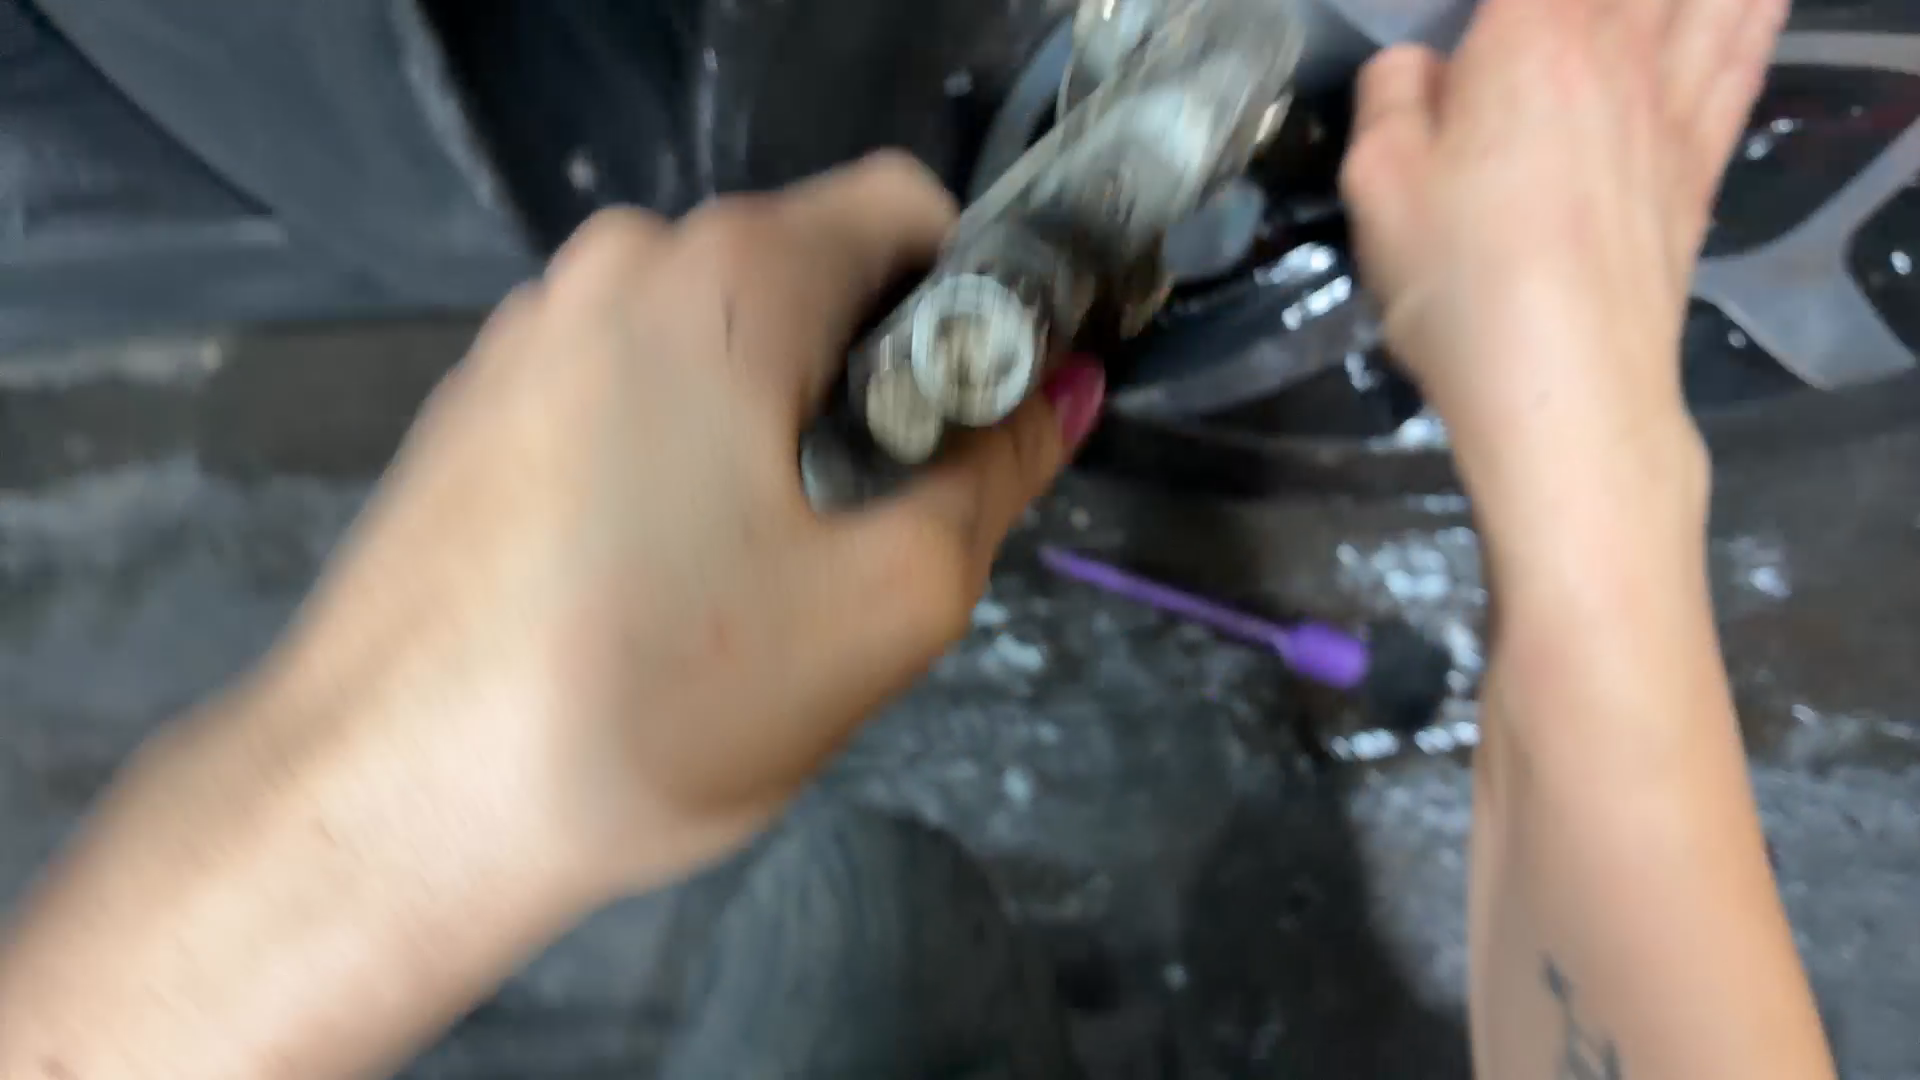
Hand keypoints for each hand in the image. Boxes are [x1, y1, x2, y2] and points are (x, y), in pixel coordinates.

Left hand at [263, 153, 1106, 890]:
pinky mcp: (495, 402)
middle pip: (823, 276)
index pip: (910, 212)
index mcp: (723, 278)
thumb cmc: (661, 699)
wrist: (387, 814)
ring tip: (794, 551)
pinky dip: (716, 440)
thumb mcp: (889, 597)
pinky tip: (693, 558)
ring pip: (738, 337)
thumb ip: (998, 474)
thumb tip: (1069, 388)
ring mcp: (539, 329)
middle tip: (896, 511)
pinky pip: (655, 384)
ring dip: (804, 419)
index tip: (992, 409)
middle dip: (891, 379)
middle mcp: (619, 265)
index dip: (980, 301)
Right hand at [1340, 0, 1785, 512]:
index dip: (1482, 3)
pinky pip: (1746, 39)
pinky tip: (1723, 10)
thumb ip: (1388, 102)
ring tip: (1608, 25)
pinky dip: (1740, 10)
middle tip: (1523, 39)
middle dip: (1559, 8)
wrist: (1560, 376)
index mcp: (1529, 36)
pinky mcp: (1706, 151)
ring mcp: (1677, 93)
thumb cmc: (1454, 279)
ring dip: (1659, 2)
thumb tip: (1416, 64)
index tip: (1462, 32)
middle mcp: (1619, 40)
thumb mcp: (1375, 188)